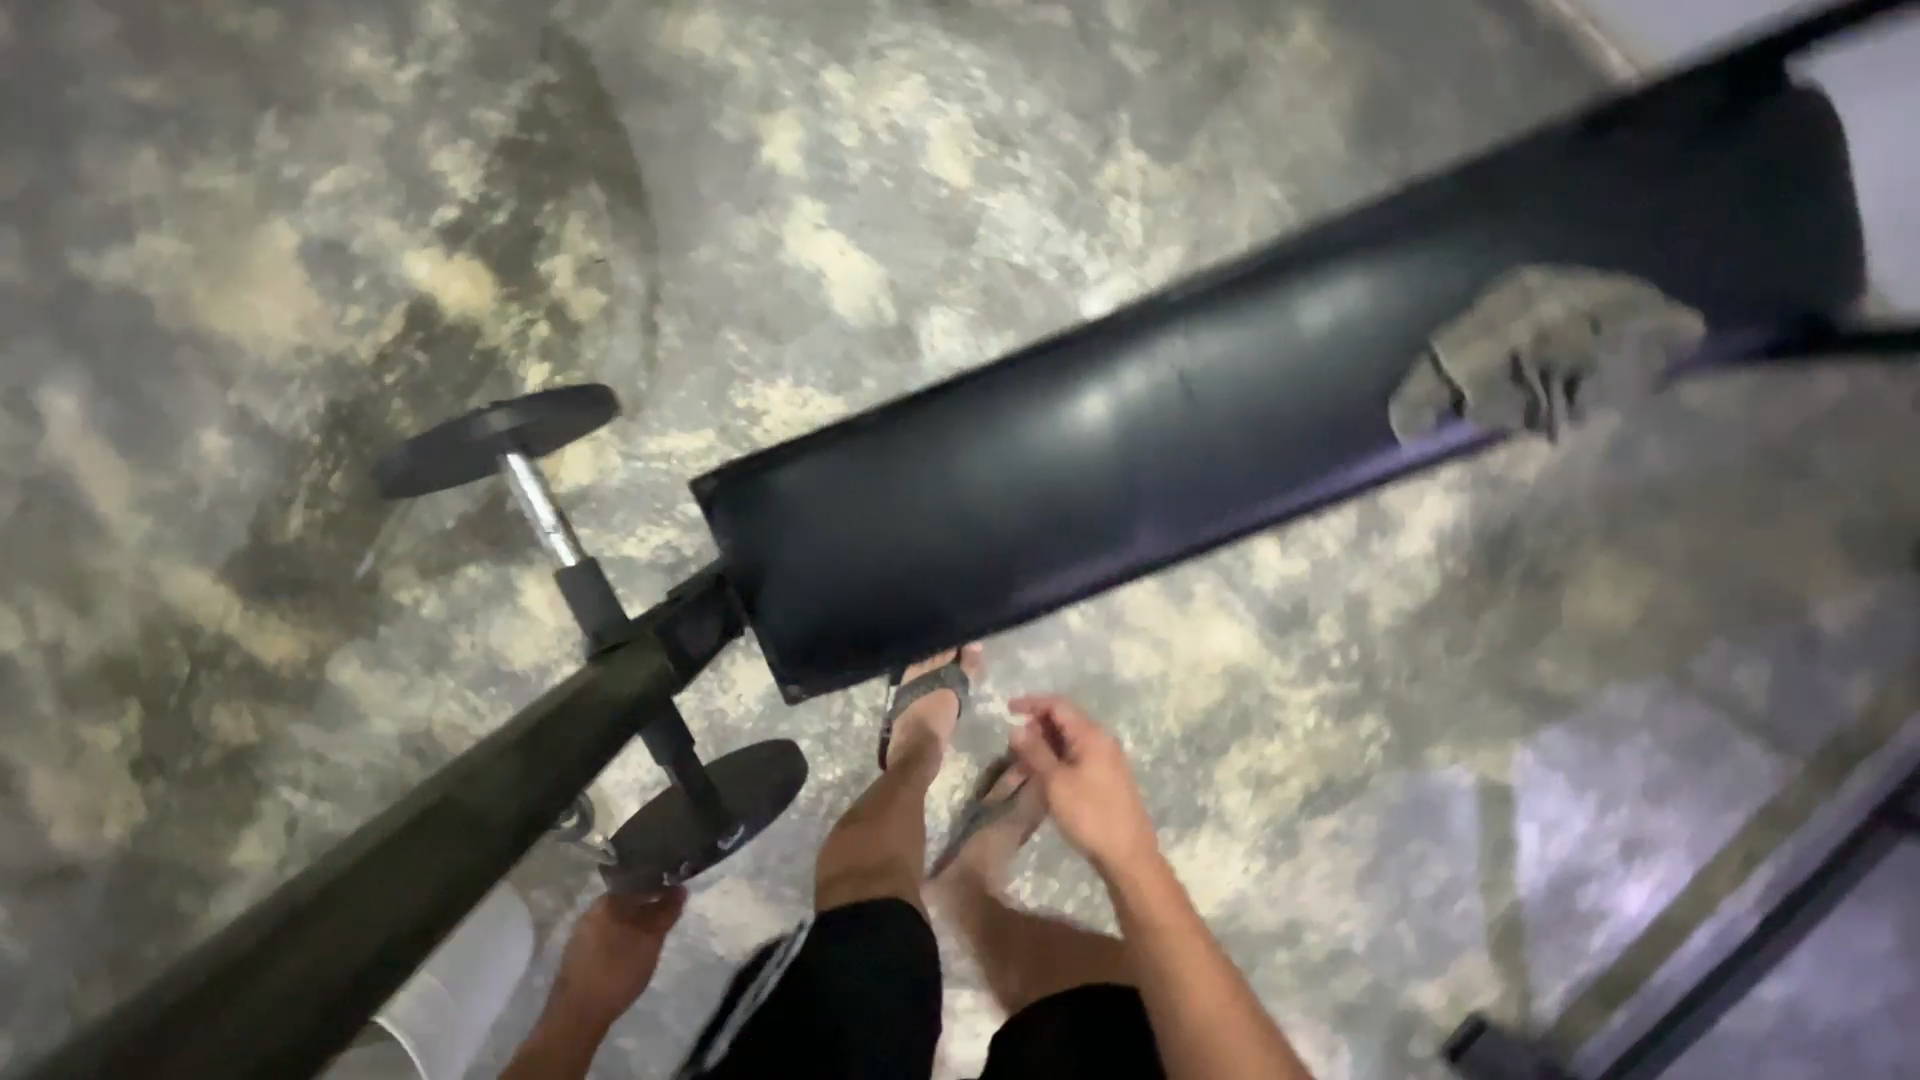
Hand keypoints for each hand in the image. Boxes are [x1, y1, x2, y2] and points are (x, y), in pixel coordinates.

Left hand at [547, 886, 687, 1031]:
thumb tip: (680, 889)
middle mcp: (591, 912)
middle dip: (649, 909)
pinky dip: (622, 941)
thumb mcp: (651, 940)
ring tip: (652, 940)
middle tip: (668, 922)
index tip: (678, 900)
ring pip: (617, 921)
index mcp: (608, 901)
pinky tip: (631, 956)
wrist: (576, 1016)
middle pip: (628, 902)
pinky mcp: (578, 955)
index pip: (641, 883)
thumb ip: (667, 912)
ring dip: (636, 927)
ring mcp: (581, 934)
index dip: (662, 889)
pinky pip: (607, 937)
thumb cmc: (617, 971)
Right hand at [1007, 696, 1159, 874]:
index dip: (1032, 703)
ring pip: (1070, 741)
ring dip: (1046, 746)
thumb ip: (1035, 752)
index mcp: (1092, 735)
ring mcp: (1108, 759)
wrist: (1128, 854)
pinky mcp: (1108, 777)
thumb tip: (1016, 727)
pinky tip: (1045, 777)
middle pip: (1065, 721)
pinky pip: (1078, 756)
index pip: (1058, 705)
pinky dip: (1058, 759)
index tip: (1008, 709)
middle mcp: (1102, 740)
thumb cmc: (1089, 814)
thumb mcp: (1055, 782)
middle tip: (1014, 746)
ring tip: (1024, 765)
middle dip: (1037, 727)